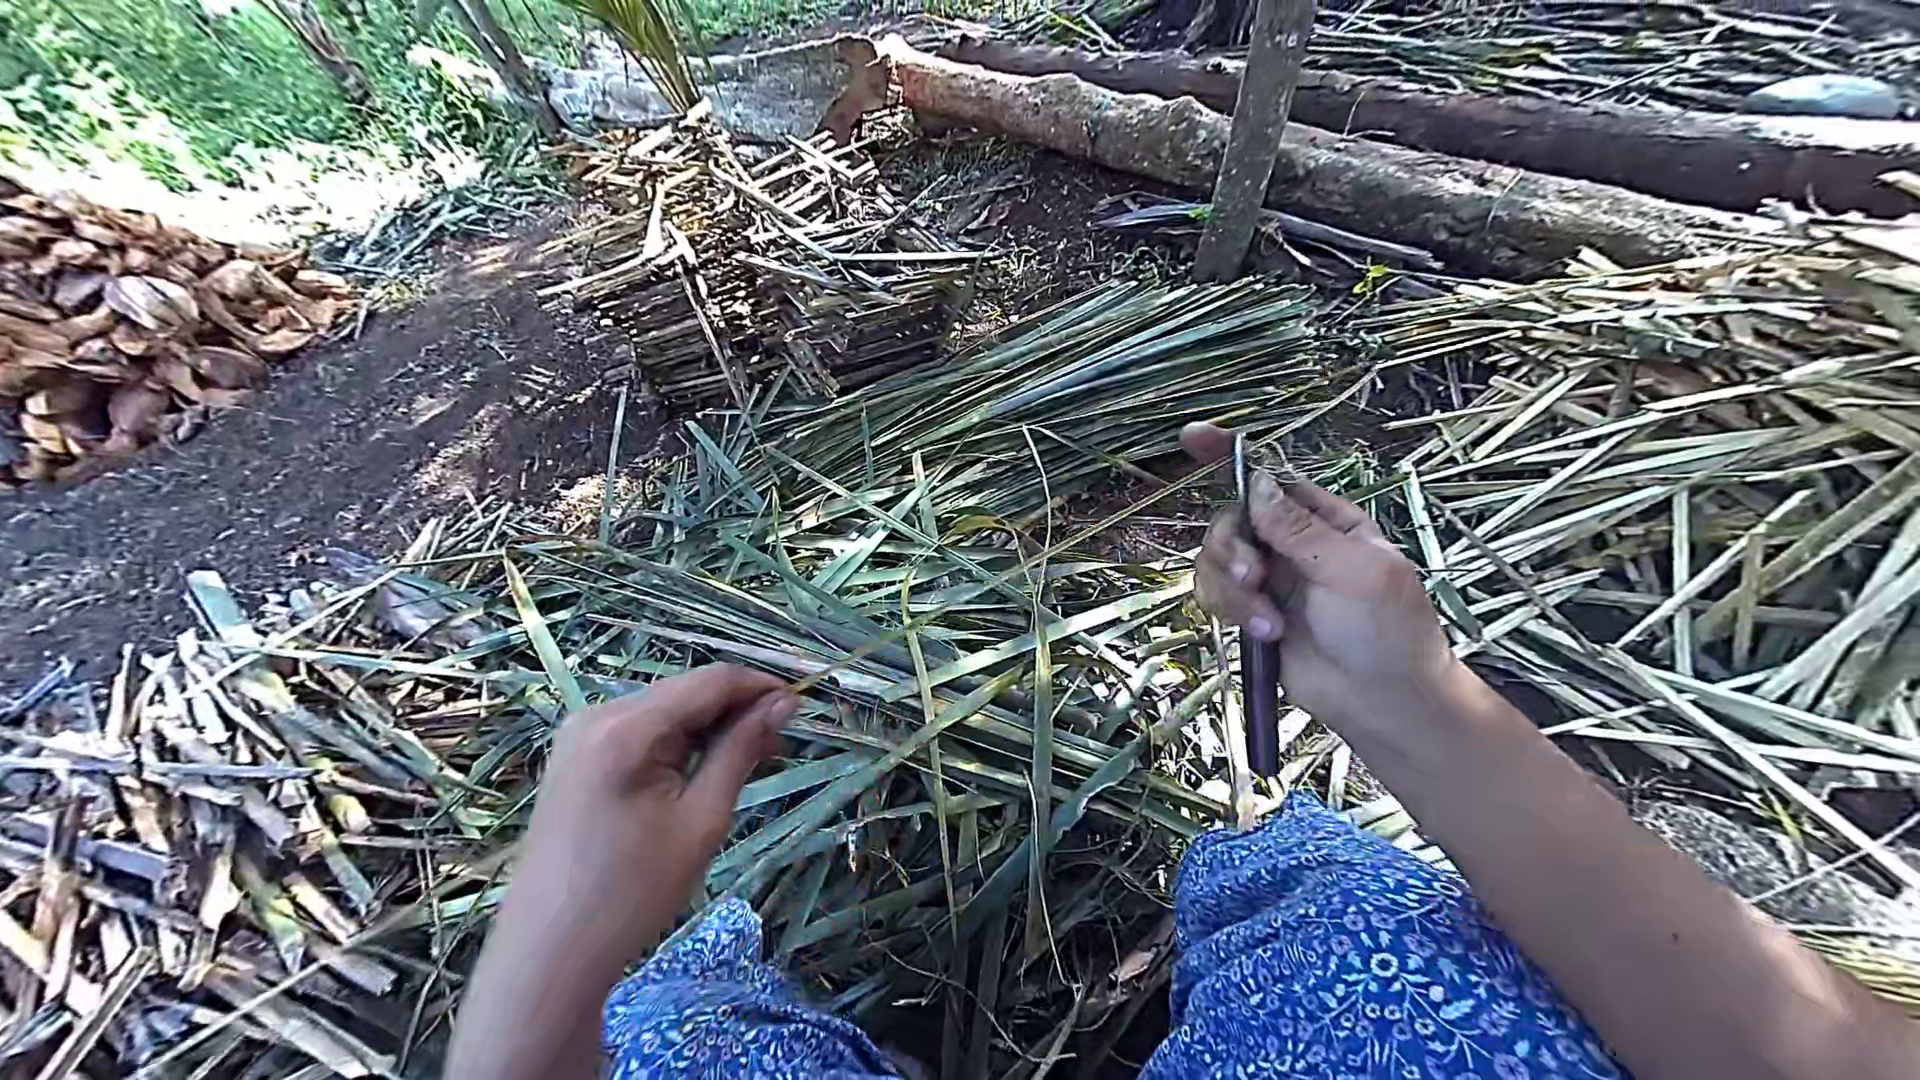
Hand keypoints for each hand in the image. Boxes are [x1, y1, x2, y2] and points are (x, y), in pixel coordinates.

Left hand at [447, 665, 794, 1079]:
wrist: (546, 961)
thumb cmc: (633, 894)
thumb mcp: (703, 817)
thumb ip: (743, 748)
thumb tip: (784, 703)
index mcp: (626, 727)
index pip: (712, 680)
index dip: (761, 686)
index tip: (800, 707)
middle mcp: (599, 714)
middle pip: (689, 691)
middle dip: (740, 709)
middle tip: (781, 742)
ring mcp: (583, 734)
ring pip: (670, 709)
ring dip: (714, 725)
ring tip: (753, 757)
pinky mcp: (580, 754)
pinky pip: (646, 729)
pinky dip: (684, 740)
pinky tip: (707, 765)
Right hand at [1181, 422, 1465, 731]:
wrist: (1380, 702)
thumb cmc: (1388, 630)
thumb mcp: (1354, 571)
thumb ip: (1300, 529)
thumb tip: (1258, 484)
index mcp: (1322, 521)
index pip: (1270, 478)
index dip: (1228, 455)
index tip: (1191, 438)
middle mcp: (1287, 544)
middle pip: (1228, 521)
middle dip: (1231, 549)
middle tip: (1253, 576)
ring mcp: (1264, 579)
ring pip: (1212, 560)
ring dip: (1231, 590)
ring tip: (1267, 622)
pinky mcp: (1246, 611)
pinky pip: (1210, 594)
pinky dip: (1227, 611)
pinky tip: (1263, 633)